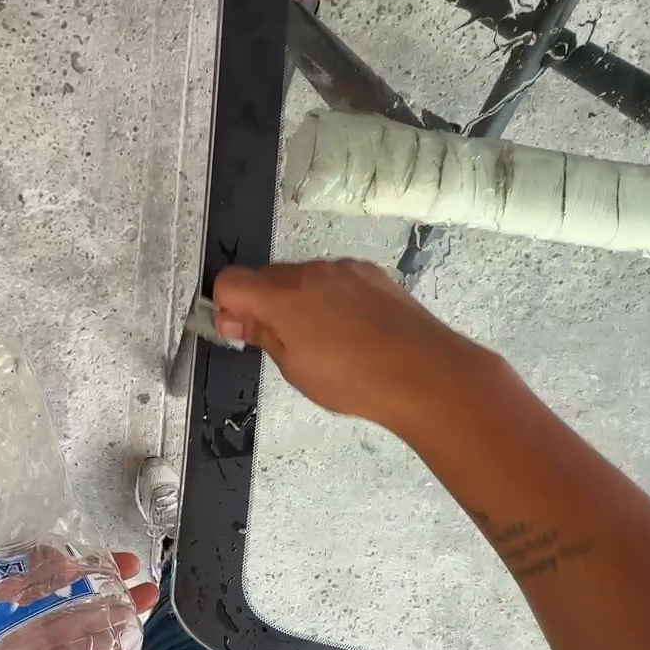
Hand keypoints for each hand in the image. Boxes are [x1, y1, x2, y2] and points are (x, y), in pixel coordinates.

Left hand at [0, 553, 159, 649]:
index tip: (79, 555)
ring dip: (109, 602)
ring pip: (75, 617)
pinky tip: (131, 630)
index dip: (51, 558)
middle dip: (93, 573)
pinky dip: (105, 639)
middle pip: (57, 589)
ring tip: (145, 594)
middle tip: (129, 566)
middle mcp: (12, 623)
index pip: (21, 571)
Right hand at [212, 260, 496, 432]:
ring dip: (296, 303)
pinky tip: (345, 333)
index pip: (230, 282)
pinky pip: (333, 280)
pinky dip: (326, 300)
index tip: (237, 332)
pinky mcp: (370, 274)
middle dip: (260, 306)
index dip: (225, 307)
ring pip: (301, 278)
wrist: (423, 372)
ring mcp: (343, 269)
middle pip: (265, 277)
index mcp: (283, 297)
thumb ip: (260, 335)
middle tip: (277, 345)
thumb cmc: (354, 379)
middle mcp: (311, 272)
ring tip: (319, 344)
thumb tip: (232, 319)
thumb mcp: (294, 368)